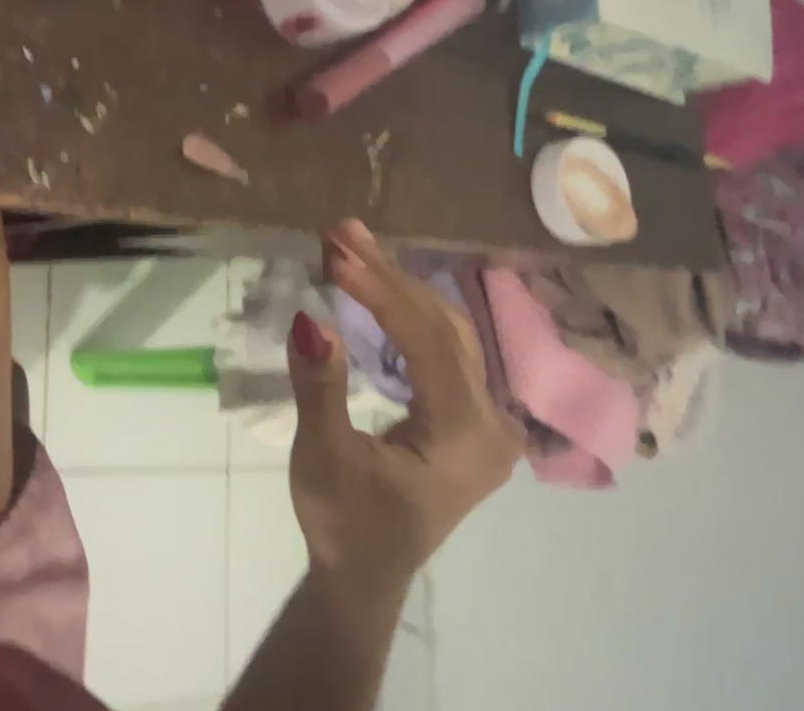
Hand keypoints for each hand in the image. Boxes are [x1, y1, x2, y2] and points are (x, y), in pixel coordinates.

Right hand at [286, 220, 523, 597]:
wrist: (362, 573)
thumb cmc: (344, 519)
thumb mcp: (324, 454)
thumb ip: (321, 386)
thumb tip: (311, 320)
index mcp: (467, 432)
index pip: (426, 340)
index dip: (378, 291)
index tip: (332, 251)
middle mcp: (492, 420)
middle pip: (444, 329)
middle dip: (389, 276)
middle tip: (340, 231)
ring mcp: (484, 420)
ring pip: (448, 335)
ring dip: (398, 289)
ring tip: (352, 248)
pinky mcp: (465, 419)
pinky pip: (442, 353)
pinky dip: (406, 317)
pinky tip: (378, 291)